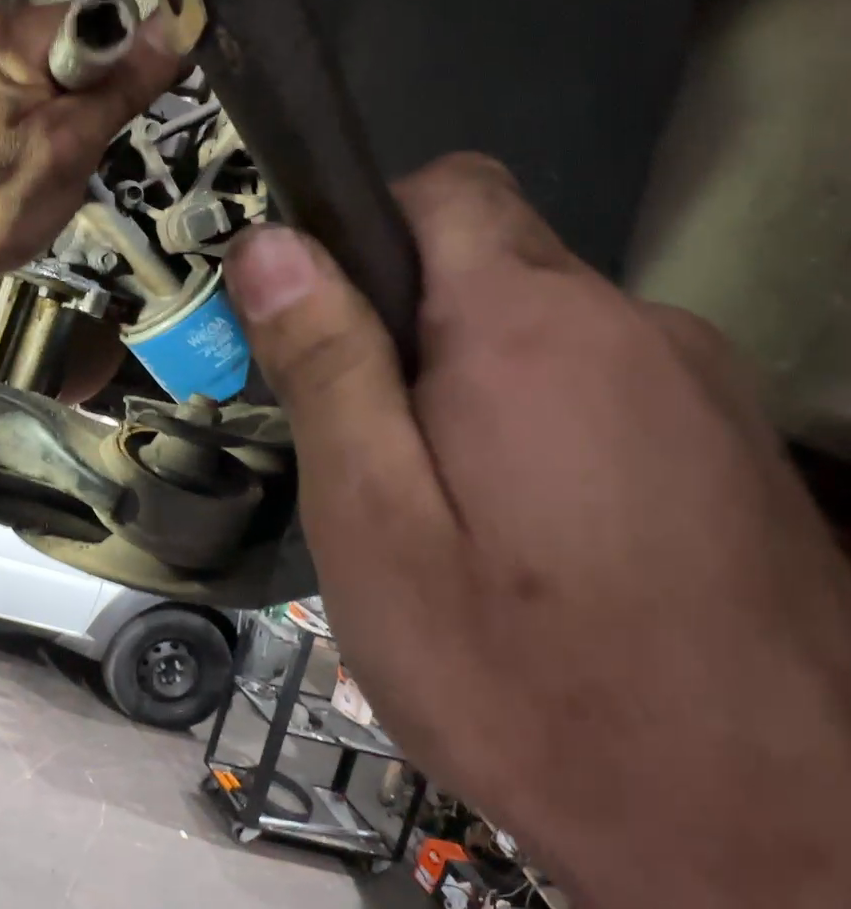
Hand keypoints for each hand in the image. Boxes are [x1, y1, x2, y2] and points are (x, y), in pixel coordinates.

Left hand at [0, 3, 178, 280]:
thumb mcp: (73, 142)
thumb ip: (125, 83)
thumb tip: (177, 23)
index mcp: (7, 32)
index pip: (98, 20)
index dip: (124, 63)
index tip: (123, 111)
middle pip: (80, 48)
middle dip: (96, 96)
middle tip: (85, 146)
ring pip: (63, 81)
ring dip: (76, 119)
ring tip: (59, 160)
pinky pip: (38, 101)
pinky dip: (51, 128)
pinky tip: (39, 163)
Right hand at [224, 153, 850, 906]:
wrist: (761, 847)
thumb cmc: (514, 672)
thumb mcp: (371, 517)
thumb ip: (325, 367)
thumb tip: (271, 246)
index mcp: (531, 330)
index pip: (446, 189)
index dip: (361, 228)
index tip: (308, 319)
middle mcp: (635, 330)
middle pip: (489, 263)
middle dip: (399, 323)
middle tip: (349, 443)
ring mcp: (703, 391)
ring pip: (540, 333)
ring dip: (461, 383)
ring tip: (426, 505)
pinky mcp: (734, 454)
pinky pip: (598, 391)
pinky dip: (530, 424)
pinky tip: (516, 535)